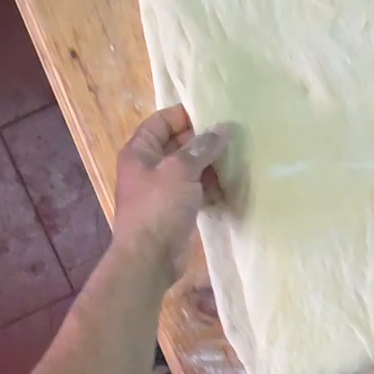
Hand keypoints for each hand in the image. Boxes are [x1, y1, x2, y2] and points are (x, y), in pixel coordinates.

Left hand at [111, 104, 229, 269]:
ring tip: (234, 164)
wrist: (150, 258)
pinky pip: (193, 193)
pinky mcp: (173, 212)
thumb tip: (222, 129)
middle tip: (231, 141)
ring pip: (188, 171)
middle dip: (203, 144)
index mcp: (140, 151)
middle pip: (178, 146)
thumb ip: (202, 147)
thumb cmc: (159, 207)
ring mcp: (161, 192)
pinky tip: (227, 190)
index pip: (162, 122)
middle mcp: (148, 168)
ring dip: (209, 168)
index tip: (214, 115)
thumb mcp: (180, 170)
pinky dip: (208, 190)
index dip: (185, 115)